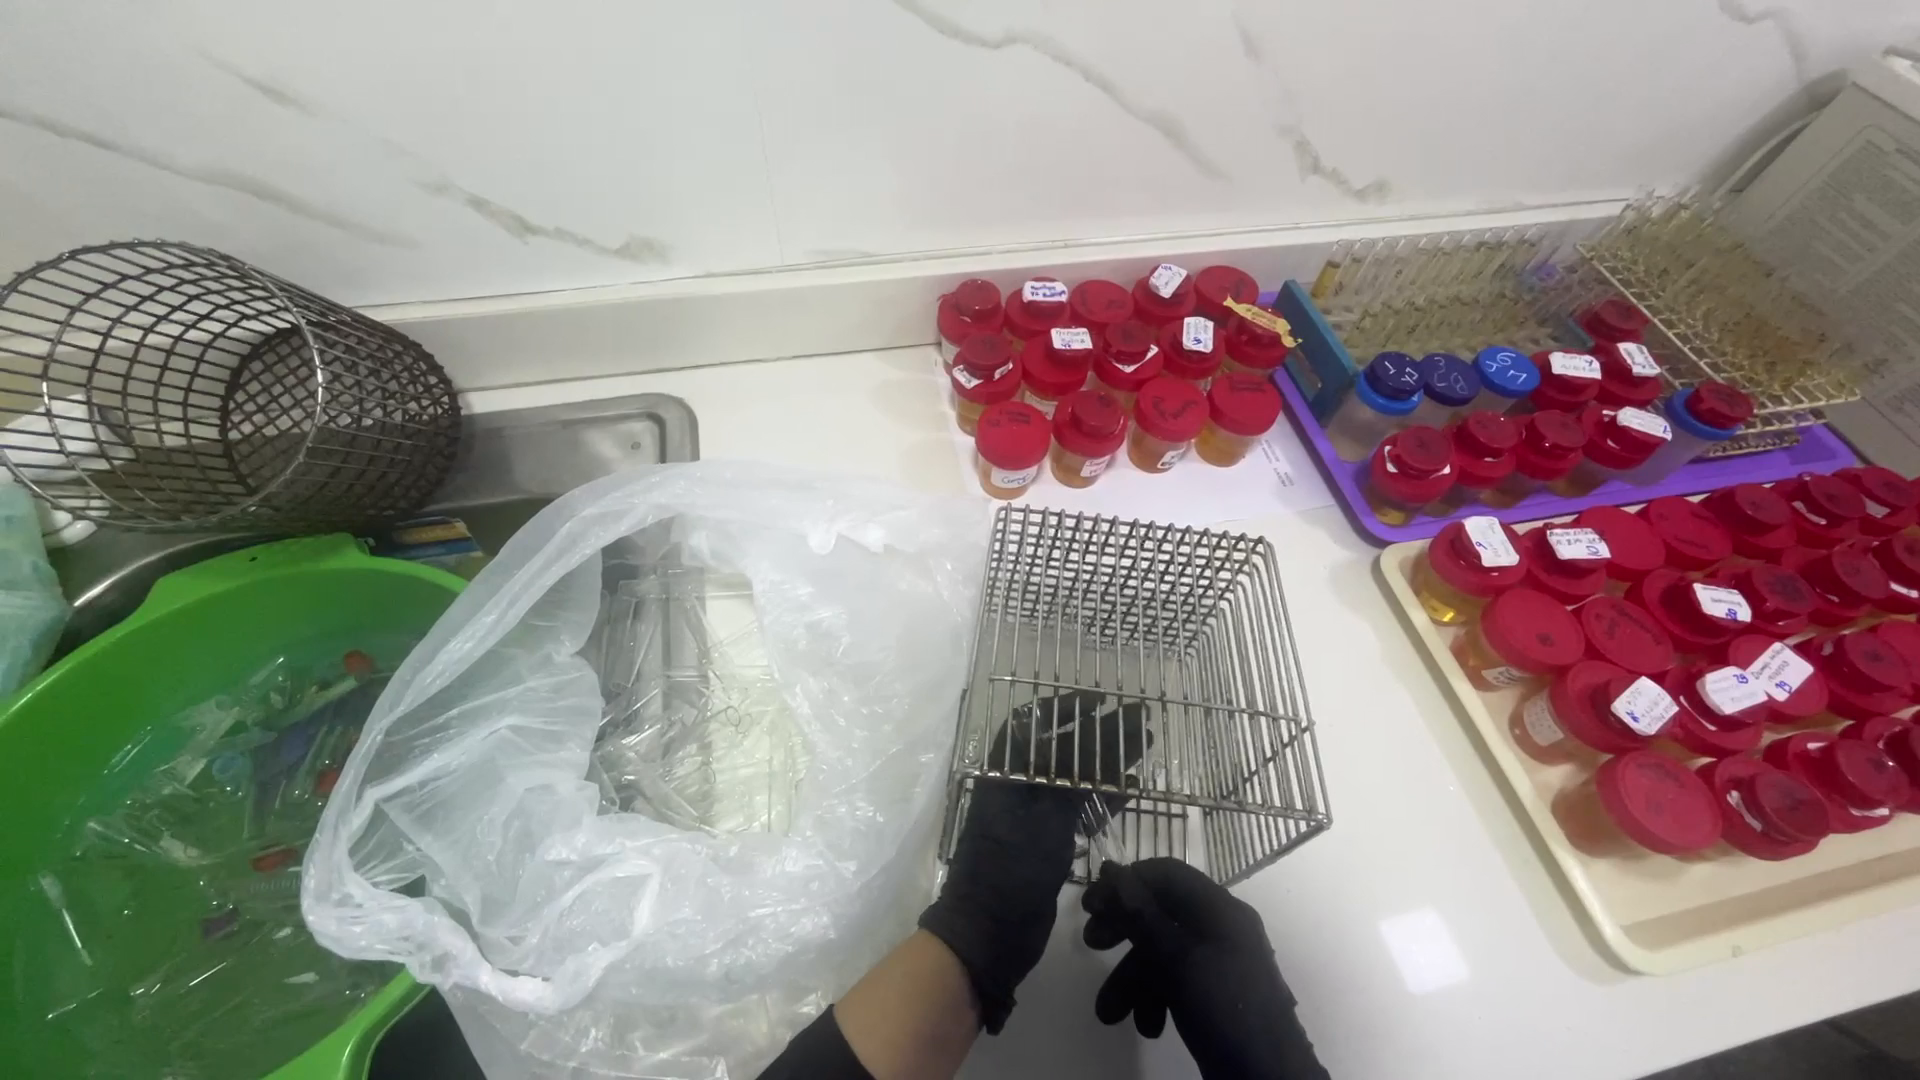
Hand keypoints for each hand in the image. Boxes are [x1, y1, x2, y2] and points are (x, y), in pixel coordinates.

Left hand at [918, 691, 1146, 1032]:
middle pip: (1062, 749)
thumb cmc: (1011, 868)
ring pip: (1074, 778)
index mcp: (1005, 772)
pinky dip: (1101, 798)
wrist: (989, 933)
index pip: (1035, 724)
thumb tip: (1095, 737)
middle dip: (1099, 735)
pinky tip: (1130, 791)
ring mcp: (1031, 815)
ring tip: (1145, 746)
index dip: (1065, 708)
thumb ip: (1073, 778)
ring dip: (1107, 764)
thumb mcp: (1045, 818)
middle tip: (1137, 721)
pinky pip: (1076, 809)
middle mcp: (1016, 786)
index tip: (1099, 699)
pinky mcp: (1044, 842)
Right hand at [1083, 858, 1328, 1079]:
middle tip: (1091, 943)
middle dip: (1123, 932)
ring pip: (1161, 953)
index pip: (1165, 873)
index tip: (1091, 904)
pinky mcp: (1213, 994)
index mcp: (1218, 909)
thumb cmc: (1225, 1009)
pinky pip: (1174, 981)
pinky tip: (1147, 1026)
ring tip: (1110, 1013)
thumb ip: (1141, 913)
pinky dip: (1154, 1000)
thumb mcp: (1177, 958)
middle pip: (1159, 912)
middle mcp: (1219, 928)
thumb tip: (1110, 868)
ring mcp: (1217, 962)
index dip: (1126, 882)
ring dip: (1132, 980)